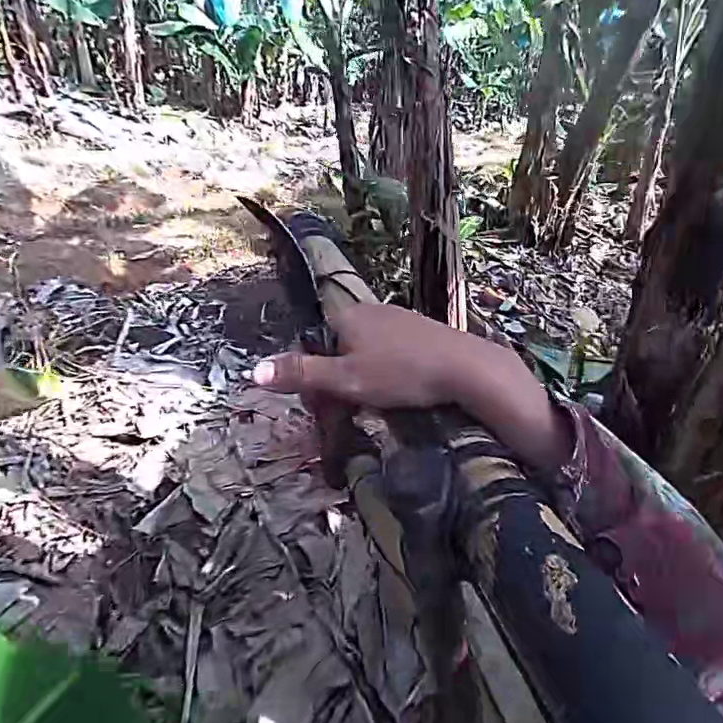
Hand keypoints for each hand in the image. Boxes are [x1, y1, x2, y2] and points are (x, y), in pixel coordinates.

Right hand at [251, 303, 572, 470]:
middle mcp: (374, 310)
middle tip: (356, 412)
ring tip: (383, 405)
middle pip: (341, 350)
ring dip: (367, 382)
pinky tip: (407, 391)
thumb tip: (253, 370)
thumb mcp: (347, 380)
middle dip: (342, 383)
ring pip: (369, 354)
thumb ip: (303, 374)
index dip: (315, 380)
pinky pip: (396, 354)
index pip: (313, 346)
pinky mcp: (427, 331)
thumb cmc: (403, 373)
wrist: (468, 368)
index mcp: (349, 315)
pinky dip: (393, 374)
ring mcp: (403, 318)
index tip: (328, 408)